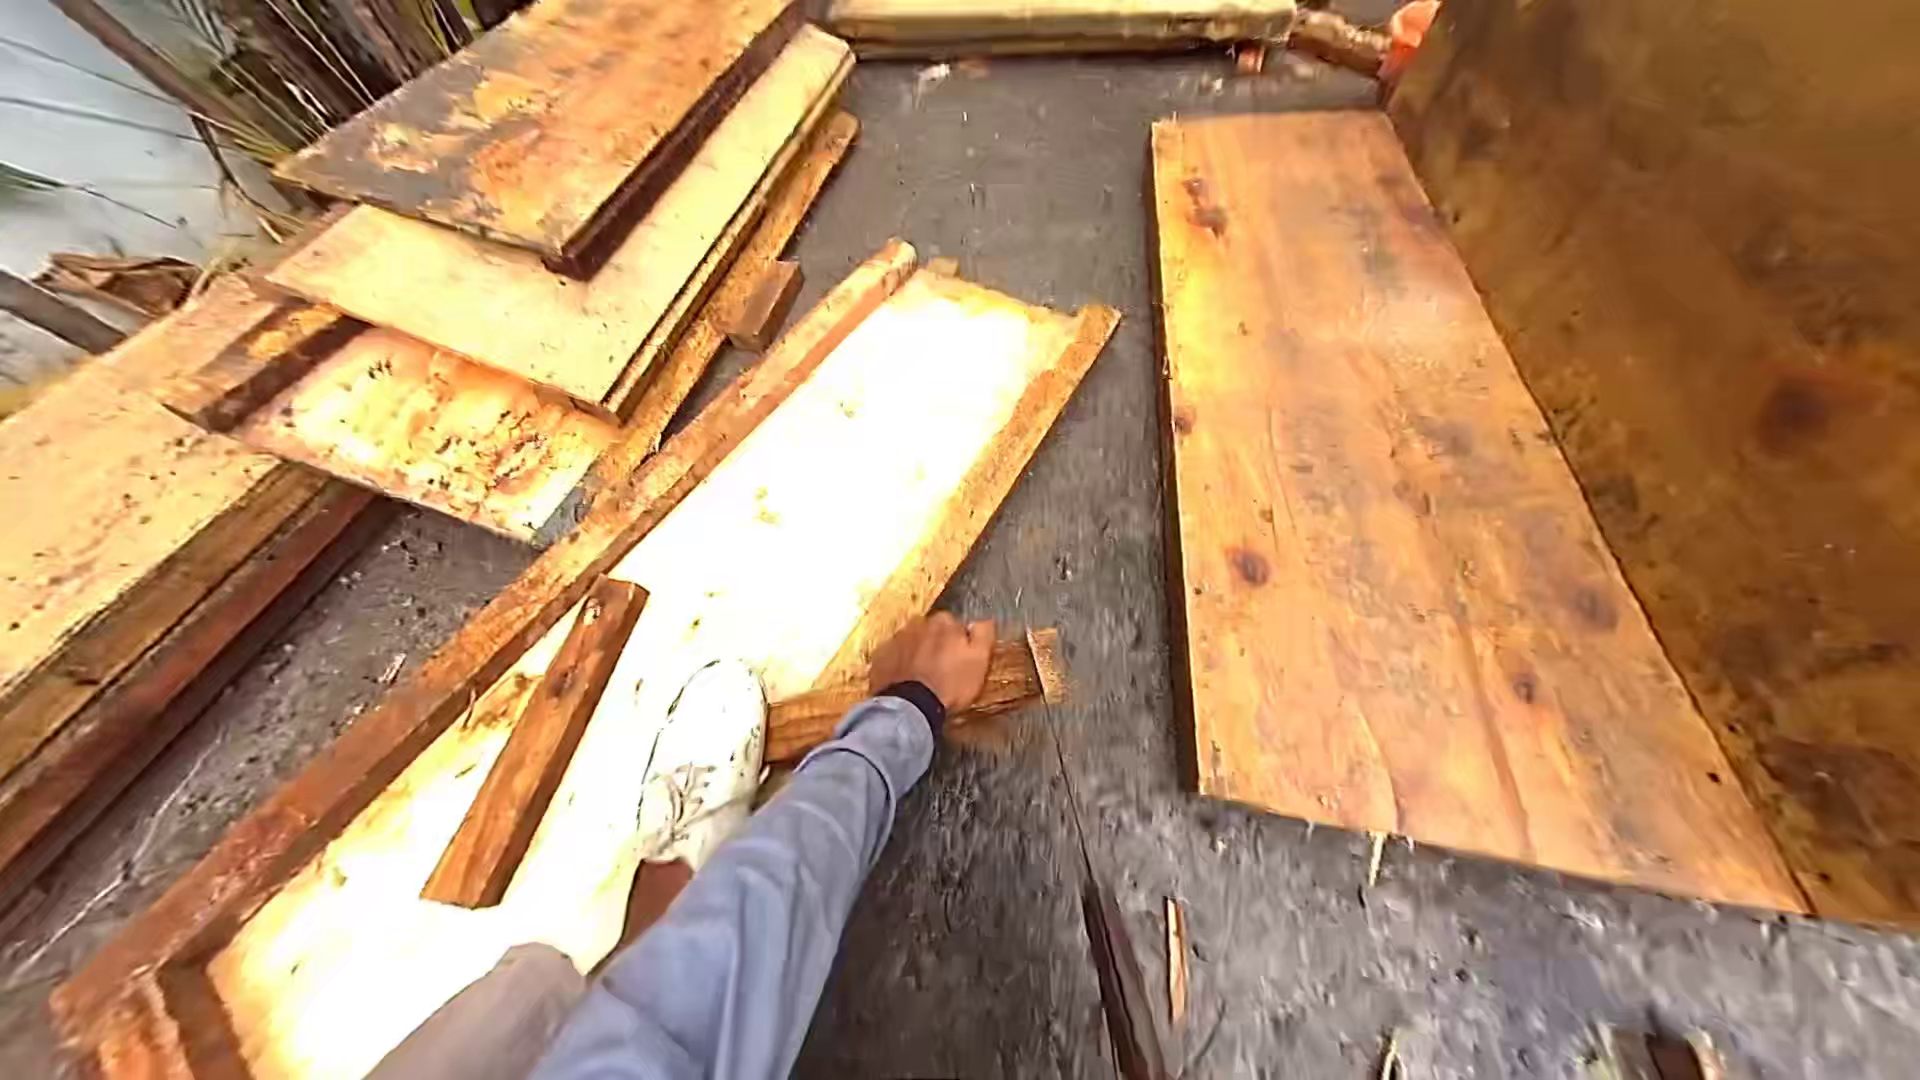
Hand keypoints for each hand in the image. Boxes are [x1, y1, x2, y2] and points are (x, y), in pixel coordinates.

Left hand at [868, 612, 996, 713]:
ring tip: (922, 677)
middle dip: (936, 644)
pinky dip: (899, 664)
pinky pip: (893, 656)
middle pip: (931, 631)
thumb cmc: (950, 685)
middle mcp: (916, 624)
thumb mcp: (979, 660)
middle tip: (941, 669)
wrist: (911, 708)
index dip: (959, 642)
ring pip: (911, 642)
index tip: (960, 659)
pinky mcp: (879, 657)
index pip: (954, 624)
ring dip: (917, 653)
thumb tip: (984, 620)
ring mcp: (895, 640)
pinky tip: (905, 680)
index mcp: (942, 622)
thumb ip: (983, 634)